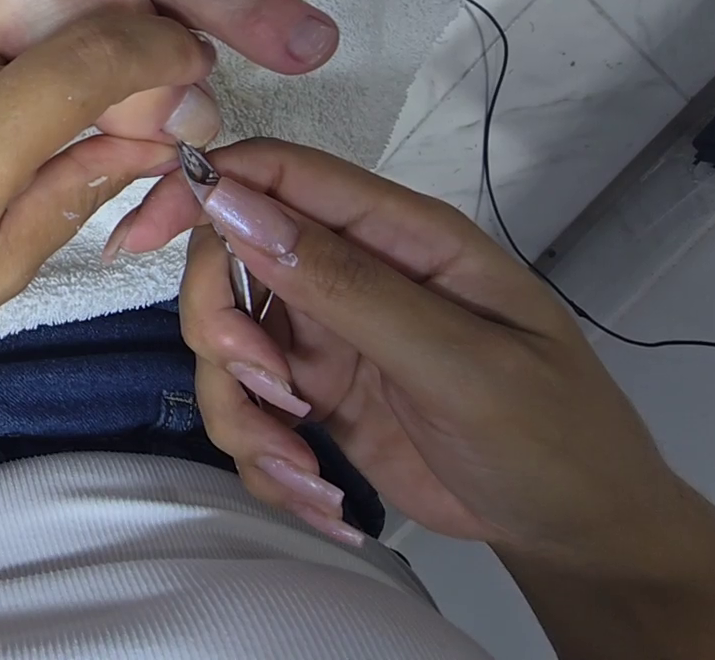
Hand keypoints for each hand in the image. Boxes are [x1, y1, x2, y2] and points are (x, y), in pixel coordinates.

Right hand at [135, 139, 714, 577]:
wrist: (580, 540)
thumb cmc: (551, 439)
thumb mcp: (457, 361)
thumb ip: (342, 280)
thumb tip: (230, 204)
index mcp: (391, 233)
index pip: (272, 174)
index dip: (196, 190)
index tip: (135, 239)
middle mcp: (341, 267)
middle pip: (224, 259)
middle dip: (221, 329)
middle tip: (266, 391)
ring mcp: (317, 327)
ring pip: (219, 337)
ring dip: (241, 410)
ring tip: (302, 467)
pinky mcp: (303, 385)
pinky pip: (239, 400)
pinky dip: (259, 451)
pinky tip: (315, 492)